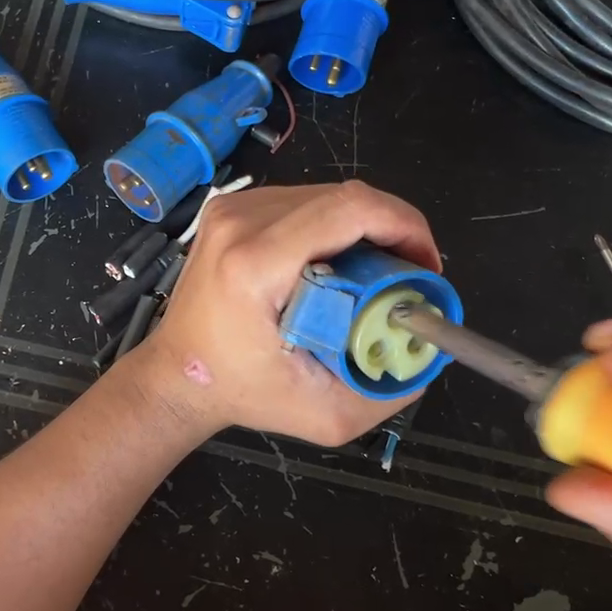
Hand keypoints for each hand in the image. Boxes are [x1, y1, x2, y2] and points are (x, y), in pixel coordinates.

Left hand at [120, 182, 441, 446]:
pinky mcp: (229, 209)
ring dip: (363, 229)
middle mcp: (239, 223)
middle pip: (343, 198)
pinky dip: (331, 226)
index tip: (425, 268)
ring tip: (377, 274)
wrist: (178, 374)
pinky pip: (300, 201)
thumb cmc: (242, 391)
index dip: (404, 227)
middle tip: (409, 276)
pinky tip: (337, 262)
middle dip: (392, 231)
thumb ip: (385, 390)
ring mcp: (230, 209)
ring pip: (325, 195)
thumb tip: (433, 351)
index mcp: (254, 264)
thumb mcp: (324, 415)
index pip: (350, 209)